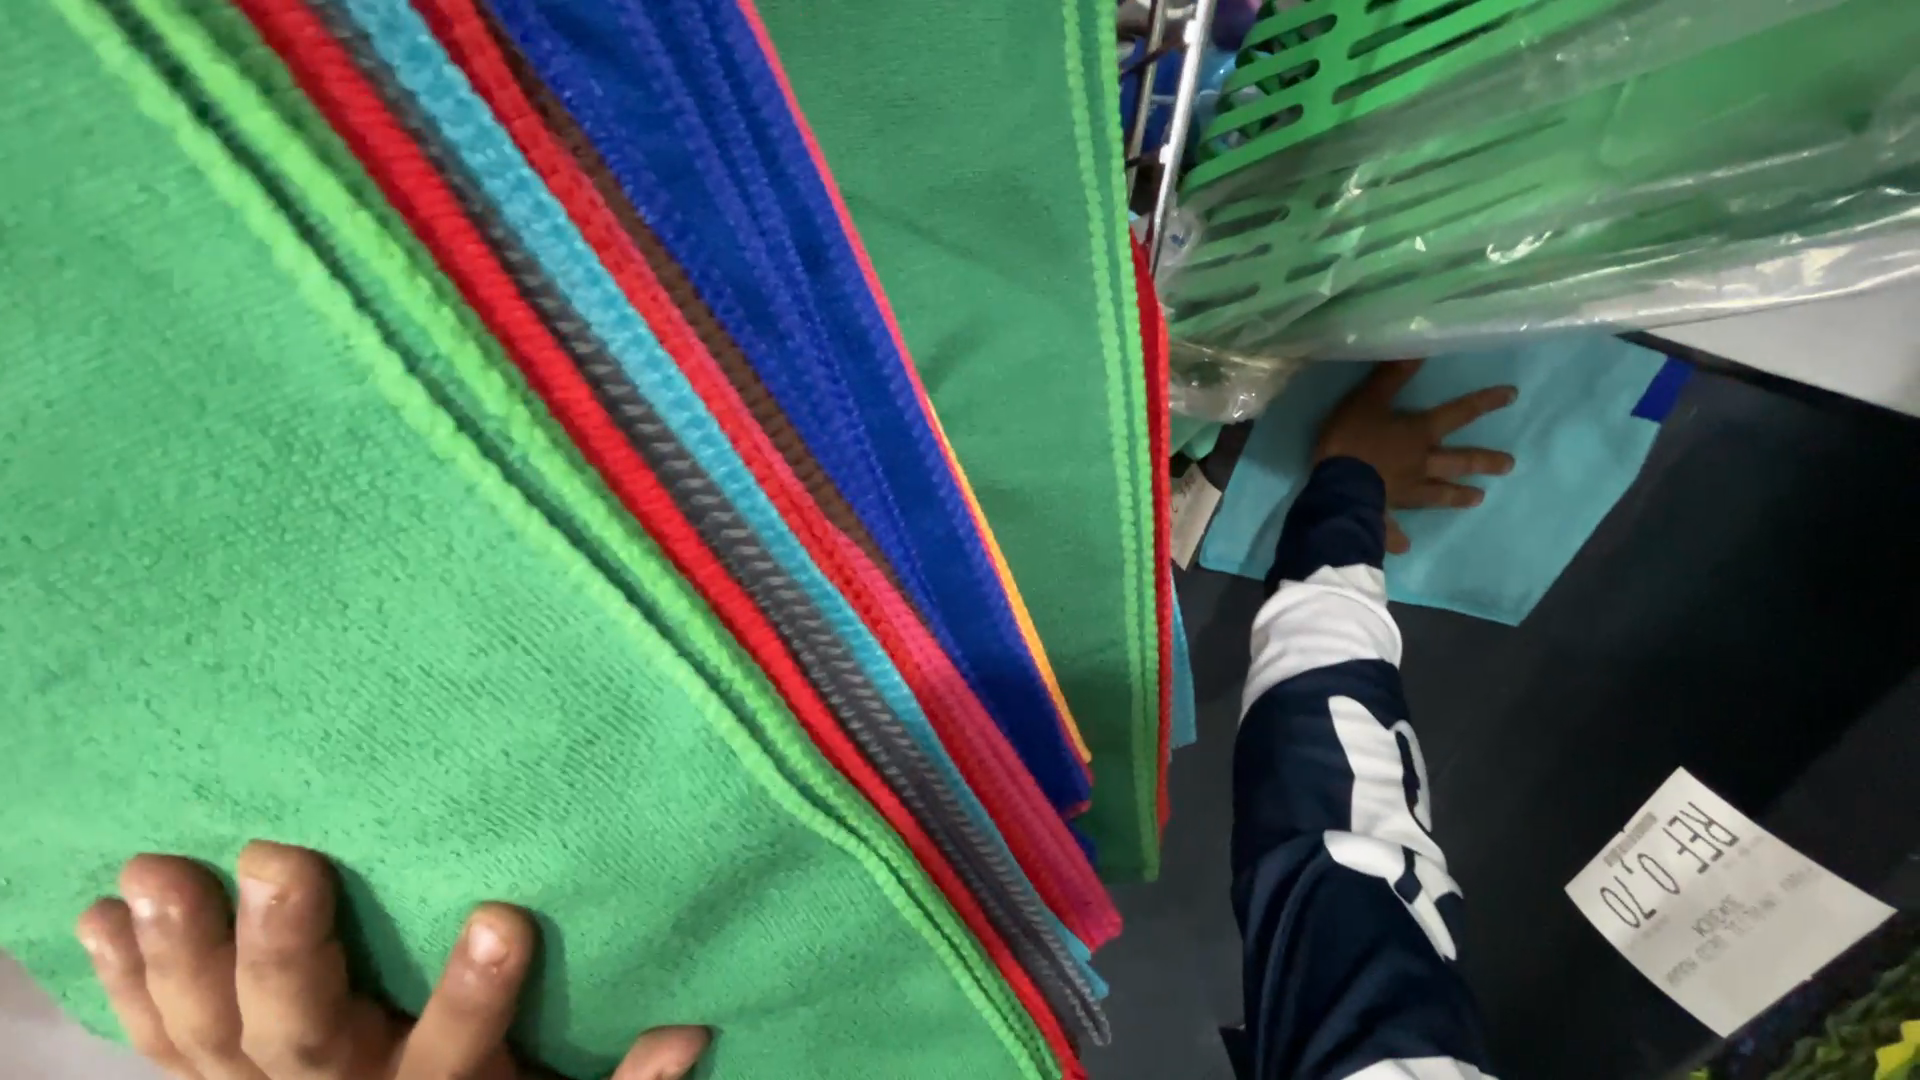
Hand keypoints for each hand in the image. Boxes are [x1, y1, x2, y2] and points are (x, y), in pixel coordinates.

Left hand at [74, 842, 709, 1079]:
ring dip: (178, 955)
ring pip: (203, 1035)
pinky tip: (105, 920)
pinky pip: (160, 1040)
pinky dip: (130, 982)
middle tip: (277, 858)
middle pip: (300, 1036)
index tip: (501, 916)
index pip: (457, 1046)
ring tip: (151, 873)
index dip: (477, 992)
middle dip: (288, 950)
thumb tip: (698, 1030)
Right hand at [1313, 358, 1517, 554]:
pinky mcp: (1384, 513)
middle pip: (1458, 461)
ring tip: (1477, 499)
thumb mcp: (1367, 400)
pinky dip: (1399, 538)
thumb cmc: (1352, 439)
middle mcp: (1421, 464)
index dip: (1484, 403)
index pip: (1458, 414)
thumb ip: (1390, 377)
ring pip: (1437, 494)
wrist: (1337, 485)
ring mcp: (1405, 492)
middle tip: (1508, 465)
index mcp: (1419, 434)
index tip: (1512, 397)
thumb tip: (1419, 347)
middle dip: (1484, 462)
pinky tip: (1406, 547)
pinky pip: (1394, 528)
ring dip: (1456, 496)